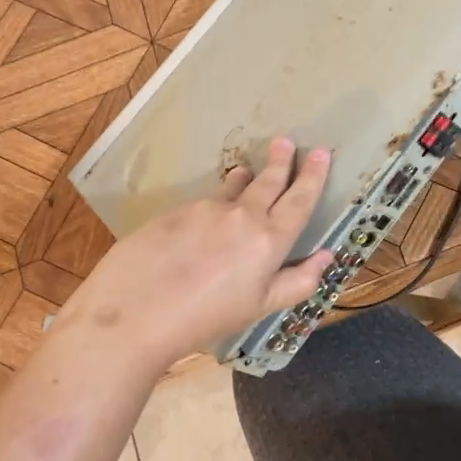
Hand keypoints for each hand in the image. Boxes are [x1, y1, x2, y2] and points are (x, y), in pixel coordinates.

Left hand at [55, 138, 333, 365]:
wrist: (133, 316)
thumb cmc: (207, 319)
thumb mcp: (261, 307)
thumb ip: (299, 280)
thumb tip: (326, 256)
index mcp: (270, 240)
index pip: (300, 200)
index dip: (313, 175)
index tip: (321, 152)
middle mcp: (242, 216)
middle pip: (268, 181)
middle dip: (280, 160)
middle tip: (285, 141)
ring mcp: (205, 210)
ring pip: (233, 187)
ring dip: (245, 177)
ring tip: (247, 171)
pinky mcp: (174, 212)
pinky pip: (203, 202)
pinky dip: (214, 203)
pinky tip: (205, 218)